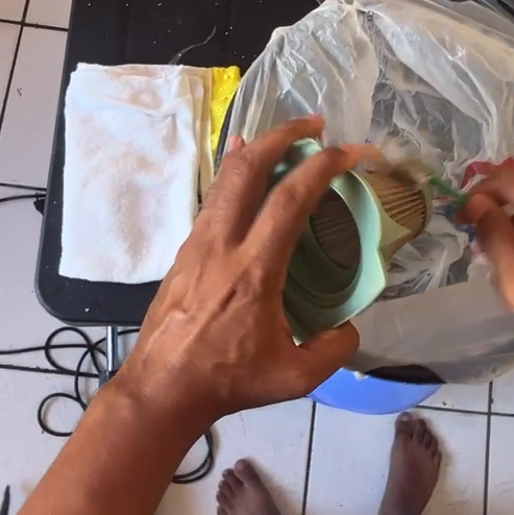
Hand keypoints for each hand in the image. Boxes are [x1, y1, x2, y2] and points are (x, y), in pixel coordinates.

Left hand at [112, 117, 361, 431]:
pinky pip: (213, 196)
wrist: (163, 388)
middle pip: (250, 167)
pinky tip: (244, 163)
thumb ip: (333, 348)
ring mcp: (199, 241)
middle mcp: (224, 242)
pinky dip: (234, 172)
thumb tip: (348, 326)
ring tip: (287, 136)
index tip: (351, 152)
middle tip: (316, 126)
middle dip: (285, 134)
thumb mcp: (296, 377)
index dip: (324, 166)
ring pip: (227, 176)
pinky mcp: (186, 248)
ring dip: (259, 147)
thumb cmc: (229, 380)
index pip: (292, 198)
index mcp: (256, 268)